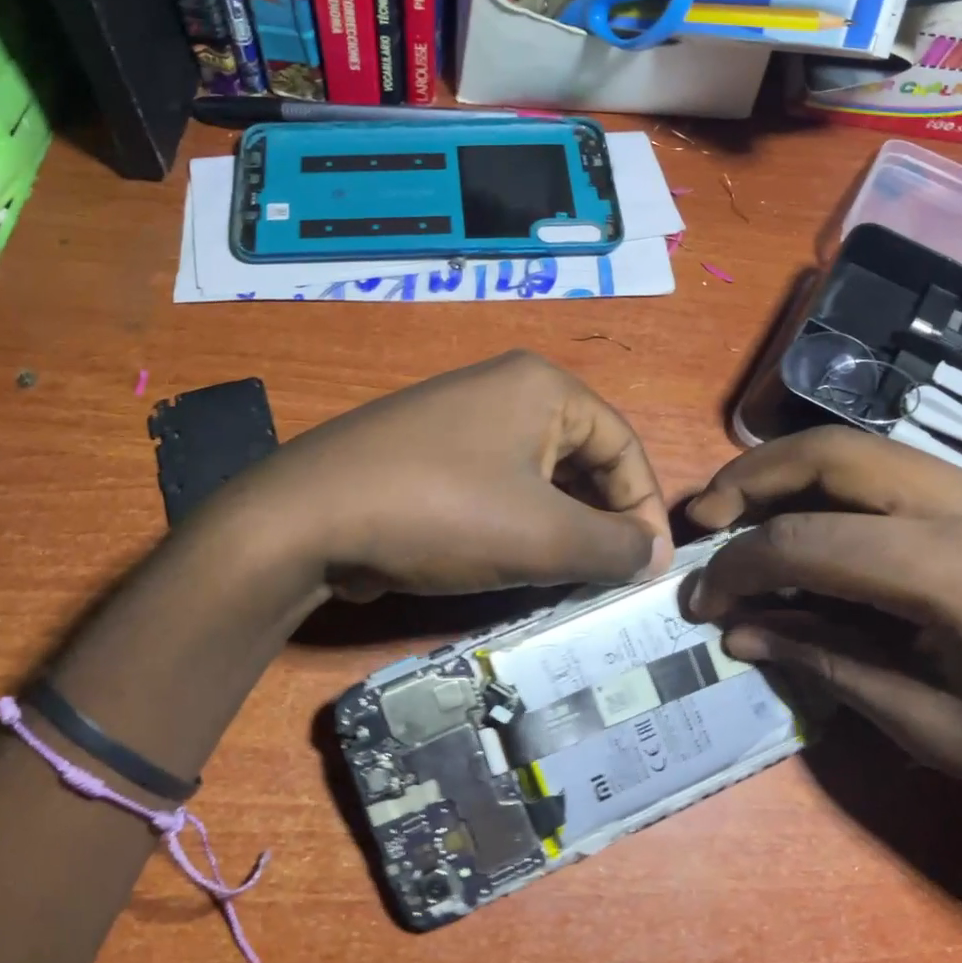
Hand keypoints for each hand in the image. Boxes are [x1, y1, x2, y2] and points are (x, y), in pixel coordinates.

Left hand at [214, 351, 673, 600]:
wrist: (309, 517)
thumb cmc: (443, 514)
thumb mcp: (544, 538)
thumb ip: (614, 547)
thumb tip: (651, 553)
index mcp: (541, 387)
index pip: (624, 444)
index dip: (645, 510)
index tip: (648, 569)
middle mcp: (501, 388)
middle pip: (581, 457)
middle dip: (600, 519)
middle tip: (607, 575)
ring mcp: (455, 418)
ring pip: (535, 476)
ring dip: (557, 526)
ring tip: (563, 576)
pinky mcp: (423, 452)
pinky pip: (491, 485)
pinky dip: (512, 522)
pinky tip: (507, 562)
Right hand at [683, 426, 961, 873]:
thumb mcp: (937, 730)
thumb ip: (828, 663)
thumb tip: (740, 635)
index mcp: (955, 565)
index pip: (802, 541)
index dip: (735, 570)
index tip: (697, 603)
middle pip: (829, 455)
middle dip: (749, 480)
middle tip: (700, 522)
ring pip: (865, 452)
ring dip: (792, 478)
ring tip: (741, 520)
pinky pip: (902, 478)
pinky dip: (840, 494)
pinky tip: (818, 536)